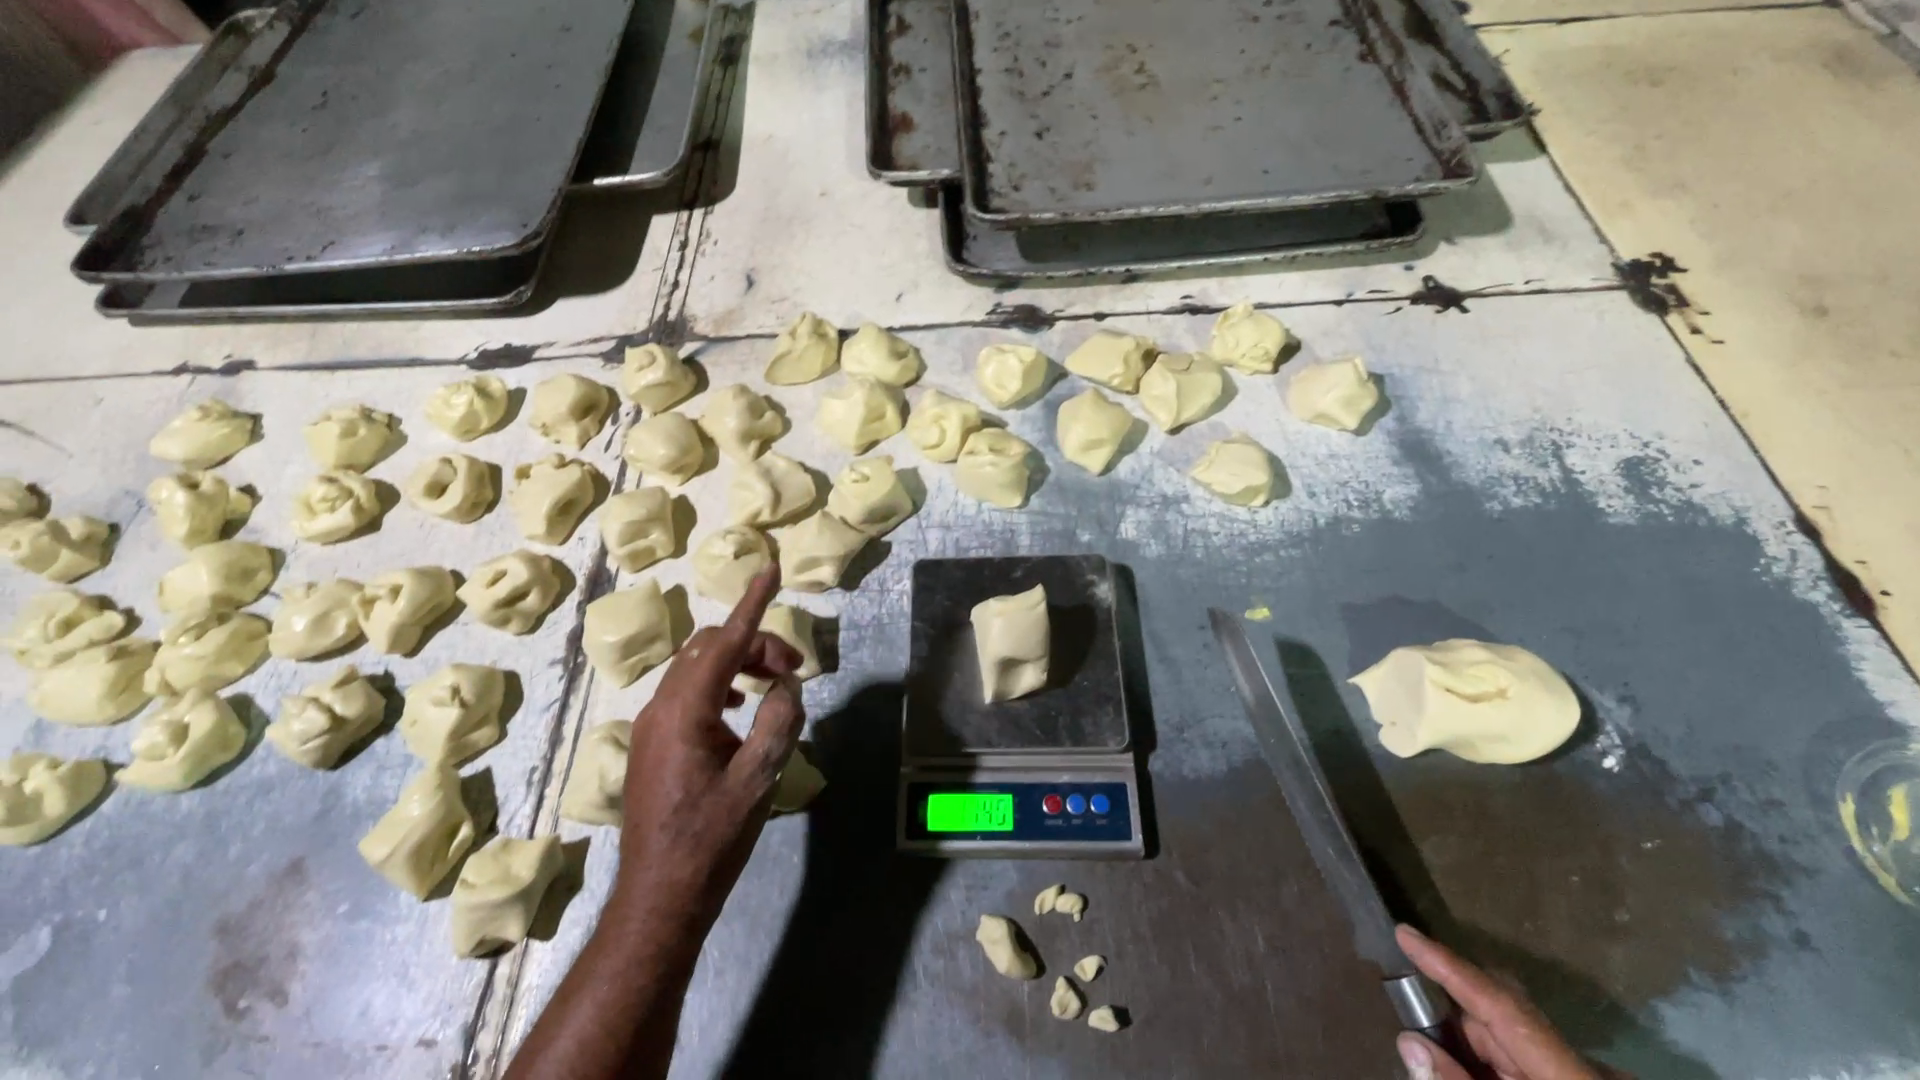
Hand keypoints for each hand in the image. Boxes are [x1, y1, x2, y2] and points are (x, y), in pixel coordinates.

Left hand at [616, 567, 805, 922]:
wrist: (661, 893)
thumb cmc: (712, 838)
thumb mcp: (759, 779)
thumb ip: (779, 722)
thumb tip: (788, 685)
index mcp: (686, 710)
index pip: (725, 642)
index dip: (753, 604)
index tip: (770, 569)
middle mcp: (661, 707)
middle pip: (709, 648)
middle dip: (754, 644)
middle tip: (794, 671)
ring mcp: (651, 725)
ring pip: (695, 668)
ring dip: (737, 664)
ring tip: (772, 688)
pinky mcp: (652, 744)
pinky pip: (687, 693)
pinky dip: (719, 685)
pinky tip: (740, 710)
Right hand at [1395, 925, 1610, 1079]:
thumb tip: (1409, 1041)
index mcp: (1571, 1071)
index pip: (1501, 1004)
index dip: (1450, 967)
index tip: (1405, 932)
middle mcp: (1582, 1063)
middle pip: (1505, 1016)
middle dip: (1453, 1012)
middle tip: (1408, 1009)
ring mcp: (1582, 1072)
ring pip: (1511, 1038)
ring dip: (1467, 1042)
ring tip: (1433, 1050)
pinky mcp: (1576, 1078)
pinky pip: (1523, 1057)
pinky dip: (1487, 1062)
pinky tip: (1466, 1070)